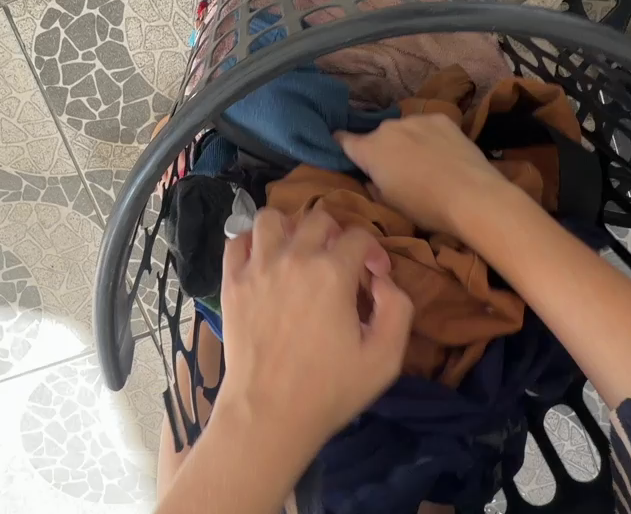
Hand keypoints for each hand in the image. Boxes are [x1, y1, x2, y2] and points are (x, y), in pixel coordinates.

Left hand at [213, 207, 412, 459]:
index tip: (376, 273)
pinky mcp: (232, 280)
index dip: (373, 250)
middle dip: (336, 234)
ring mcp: (258, 266)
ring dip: (290, 227)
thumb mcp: (384, 358)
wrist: (269, 412)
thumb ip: (397, 309)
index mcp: (332, 272)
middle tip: (339, 262)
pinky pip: (237, 240)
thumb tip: (383, 280)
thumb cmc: (329, 389)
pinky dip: (252, 241)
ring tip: (298, 251)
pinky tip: (263, 259)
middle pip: (317, 218)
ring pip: (272, 217)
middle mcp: (293, 257)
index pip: (357, 235)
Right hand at [336, 114, 513, 232]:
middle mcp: (387, 128)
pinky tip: (444, 153)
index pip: (343, 140)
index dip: (342, 144)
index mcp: (369, 150)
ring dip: (407, 142)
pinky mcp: (440, 118)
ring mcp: (414, 120)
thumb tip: (372, 176)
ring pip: (404, 130)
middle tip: (398, 169)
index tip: (345, 149)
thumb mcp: (390, 204)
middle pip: (377, 137)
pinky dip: (430, 137)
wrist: (473, 196)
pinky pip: (427, 126)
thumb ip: (374, 184)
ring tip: (426, 161)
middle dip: (383, 149)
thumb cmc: (426, 208)